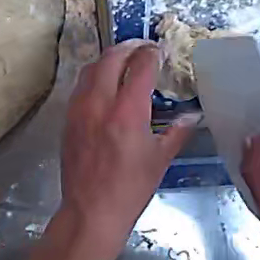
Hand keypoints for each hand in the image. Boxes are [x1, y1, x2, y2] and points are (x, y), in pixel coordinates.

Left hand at [57, 42, 193, 256]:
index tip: (161, 52)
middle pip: (112, 57)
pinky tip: (107, 85)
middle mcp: (100, 103)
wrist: (90, 212)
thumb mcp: (160, 159)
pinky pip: (81, 86)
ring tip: (125, 61)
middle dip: (130, 47)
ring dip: (110, 59)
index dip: (153, 54)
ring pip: (92, 68)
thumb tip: (191, 118)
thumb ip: (176, 132)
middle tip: (144, 48)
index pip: (141, 66)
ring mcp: (80, 109)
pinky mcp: (68, 118)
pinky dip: (96, 76)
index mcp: (127, 112)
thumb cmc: (130, 189)